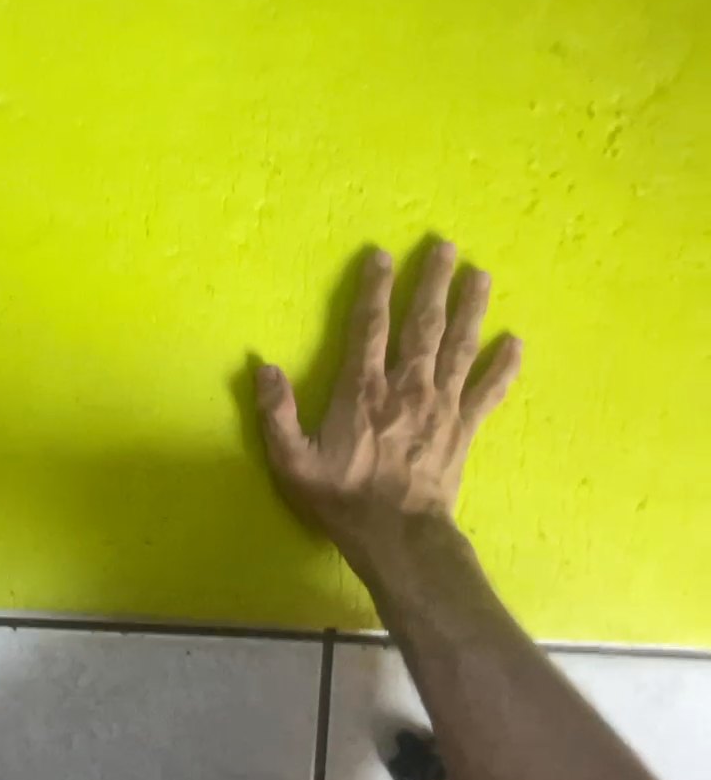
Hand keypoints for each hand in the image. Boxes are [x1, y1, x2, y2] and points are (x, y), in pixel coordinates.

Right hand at [256, 242, 523, 563]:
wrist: (396, 533)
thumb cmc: (337, 494)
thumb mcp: (289, 457)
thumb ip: (275, 411)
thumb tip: (263, 366)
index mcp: (361, 392)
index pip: (368, 330)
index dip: (374, 291)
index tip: (382, 257)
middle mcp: (406, 389)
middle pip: (422, 327)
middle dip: (432, 284)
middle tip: (445, 246)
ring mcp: (441, 406)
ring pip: (460, 347)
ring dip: (472, 308)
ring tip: (481, 274)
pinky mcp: (464, 427)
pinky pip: (489, 390)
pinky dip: (503, 365)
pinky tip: (515, 342)